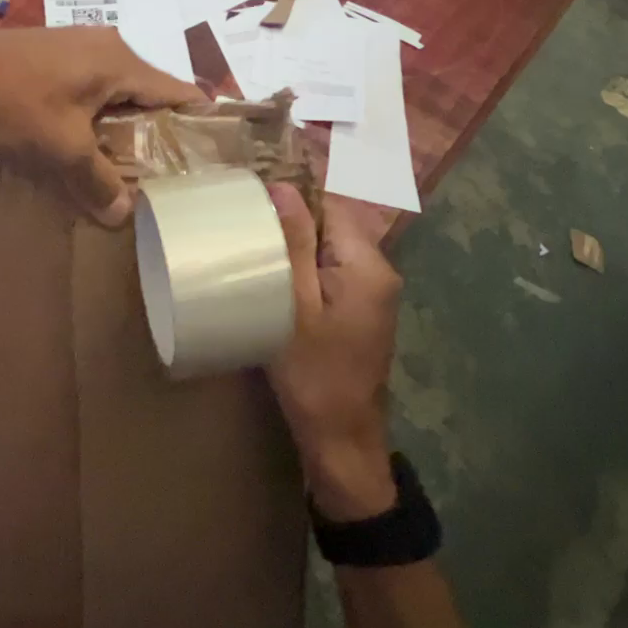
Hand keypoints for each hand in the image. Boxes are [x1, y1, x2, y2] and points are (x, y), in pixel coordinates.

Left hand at [0, 28, 205, 225]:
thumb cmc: (10, 108)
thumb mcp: (62, 152)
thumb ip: (99, 183)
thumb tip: (123, 215)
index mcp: (119, 59)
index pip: (177, 90)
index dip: (195, 122)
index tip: (206, 156)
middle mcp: (101, 45)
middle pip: (145, 92)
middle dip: (152, 133)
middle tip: (157, 174)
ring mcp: (67, 47)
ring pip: (110, 93)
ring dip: (115, 128)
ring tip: (116, 167)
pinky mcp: (39, 57)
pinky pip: (81, 91)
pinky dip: (86, 119)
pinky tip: (73, 146)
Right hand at [267, 184, 402, 521]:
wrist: (341, 440)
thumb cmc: (313, 374)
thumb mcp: (294, 305)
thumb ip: (293, 245)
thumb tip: (282, 187)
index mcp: (368, 265)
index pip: (331, 204)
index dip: (293, 197)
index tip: (253, 203)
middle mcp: (380, 272)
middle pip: (333, 224)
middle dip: (292, 223)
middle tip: (247, 229)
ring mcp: (374, 293)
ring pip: (331, 249)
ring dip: (297, 247)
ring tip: (255, 250)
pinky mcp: (362, 311)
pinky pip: (333, 272)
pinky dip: (307, 269)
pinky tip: (277, 280)